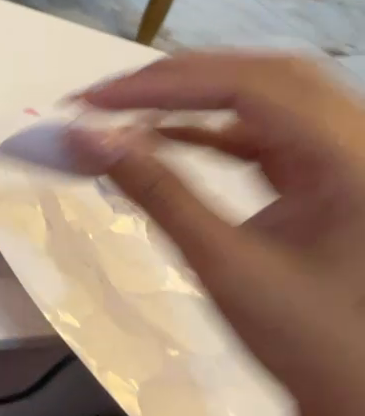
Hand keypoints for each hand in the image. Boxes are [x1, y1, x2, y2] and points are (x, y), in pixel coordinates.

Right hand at [73, 53, 364, 415]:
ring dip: (192, 98)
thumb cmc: (310, 338)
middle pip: (270, 76)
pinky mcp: (341, 181)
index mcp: (358, 164)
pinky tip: (157, 140)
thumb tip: (79, 138)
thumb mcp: (222, 261)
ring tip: (120, 114)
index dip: (161, 84)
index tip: (84, 105)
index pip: (252, 88)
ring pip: (274, 98)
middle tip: (98, 101)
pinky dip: (209, 128)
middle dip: (176, 78)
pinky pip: (272, 133)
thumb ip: (152, 189)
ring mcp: (358, 164)